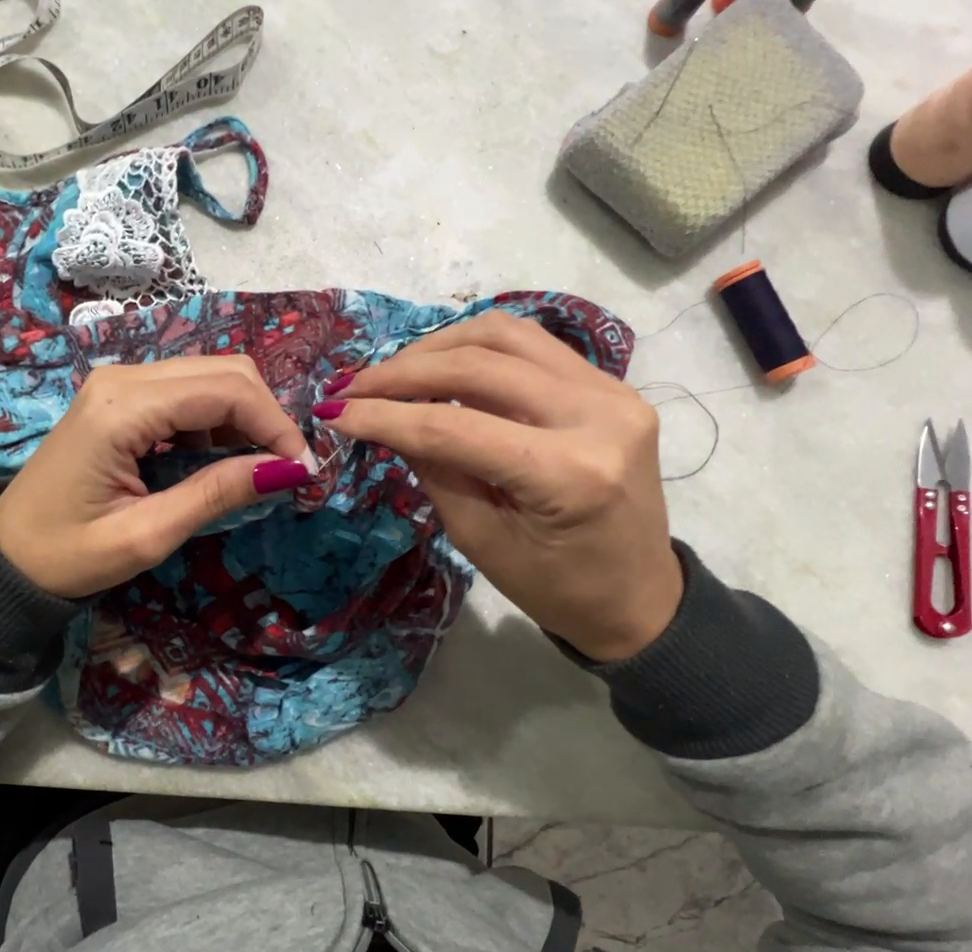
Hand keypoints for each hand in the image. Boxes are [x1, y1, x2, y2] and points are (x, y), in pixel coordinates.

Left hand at [0, 356, 317, 597]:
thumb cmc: (67, 556)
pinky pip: (184, 393)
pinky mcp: (117, 398)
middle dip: (263, 417)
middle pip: (221, 371)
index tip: (302, 470)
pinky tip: (213, 462)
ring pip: (207, 378)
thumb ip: (215, 495)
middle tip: (284, 471)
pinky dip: (213, 422)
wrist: (6, 556)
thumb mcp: (145, 536)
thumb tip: (287, 470)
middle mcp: (121, 378)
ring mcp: (117, 384)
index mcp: (121, 408)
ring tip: (252, 472)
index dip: (274, 424)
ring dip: (240, 419)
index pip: (224, 390)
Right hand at [317, 313, 682, 660]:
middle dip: (403, 372)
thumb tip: (382, 418)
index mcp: (568, 474)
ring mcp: (612, 391)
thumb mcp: (479, 538)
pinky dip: (474, 350)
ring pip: (505, 336)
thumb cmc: (555, 587)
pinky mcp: (610, 384)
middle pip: (479, 366)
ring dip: (436, 348)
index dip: (386, 416)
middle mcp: (599, 416)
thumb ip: (434, 469)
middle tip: (351, 388)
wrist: (638, 595)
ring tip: (390, 374)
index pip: (455, 426)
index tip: (334, 414)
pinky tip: (438, 369)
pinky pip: (529, 346)